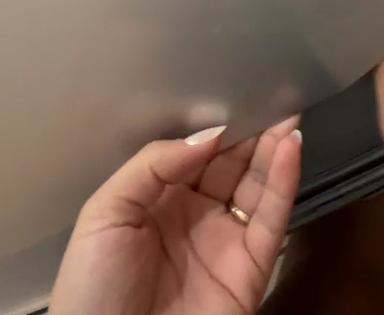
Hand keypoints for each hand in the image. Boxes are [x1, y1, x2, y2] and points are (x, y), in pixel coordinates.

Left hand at [51, 116, 302, 314]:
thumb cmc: (93, 289)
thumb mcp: (105, 214)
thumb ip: (154, 165)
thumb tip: (211, 134)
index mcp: (158, 200)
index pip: (196, 153)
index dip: (217, 125)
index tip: (237, 93)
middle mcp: (196, 215)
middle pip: (232, 163)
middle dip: (252, 128)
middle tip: (273, 94)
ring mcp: (226, 240)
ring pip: (258, 184)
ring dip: (274, 147)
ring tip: (288, 112)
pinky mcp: (251, 267)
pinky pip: (272, 218)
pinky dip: (285, 181)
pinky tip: (290, 147)